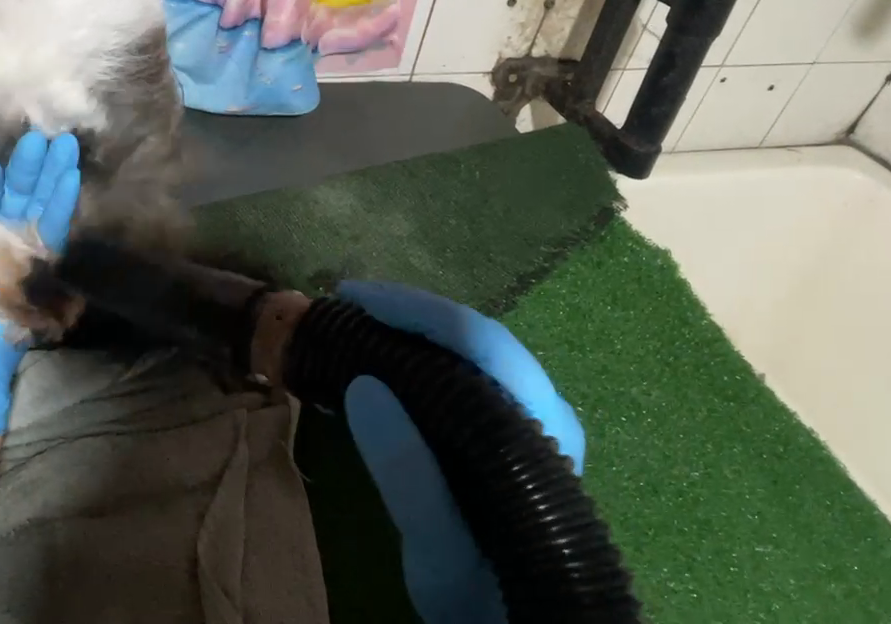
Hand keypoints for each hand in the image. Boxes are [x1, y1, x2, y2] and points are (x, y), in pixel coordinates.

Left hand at [0, 131, 81, 434]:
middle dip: (26, 159)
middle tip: (38, 131)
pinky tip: (71, 175)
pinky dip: (63, 200)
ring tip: (64, 141)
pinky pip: (54, 224)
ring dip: (51, 170)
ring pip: (39, 197)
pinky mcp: (39, 258)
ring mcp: (19, 240)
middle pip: (16, 184)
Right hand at [337, 280, 584, 623]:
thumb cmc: (479, 594)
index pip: (480, 342)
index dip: (414, 310)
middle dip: (408, 309)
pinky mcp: (509, 426)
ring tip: (358, 319)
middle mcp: (543, 410)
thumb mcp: (440, 554)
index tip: (351, 298)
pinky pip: (463, 368)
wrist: (515, 621)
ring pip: (469, 346)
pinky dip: (419, 350)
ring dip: (412, 326)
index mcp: (538, 433)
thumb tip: (363, 386)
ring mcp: (530, 415)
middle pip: (475, 335)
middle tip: (347, 301)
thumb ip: (410, 479)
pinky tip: (385, 352)